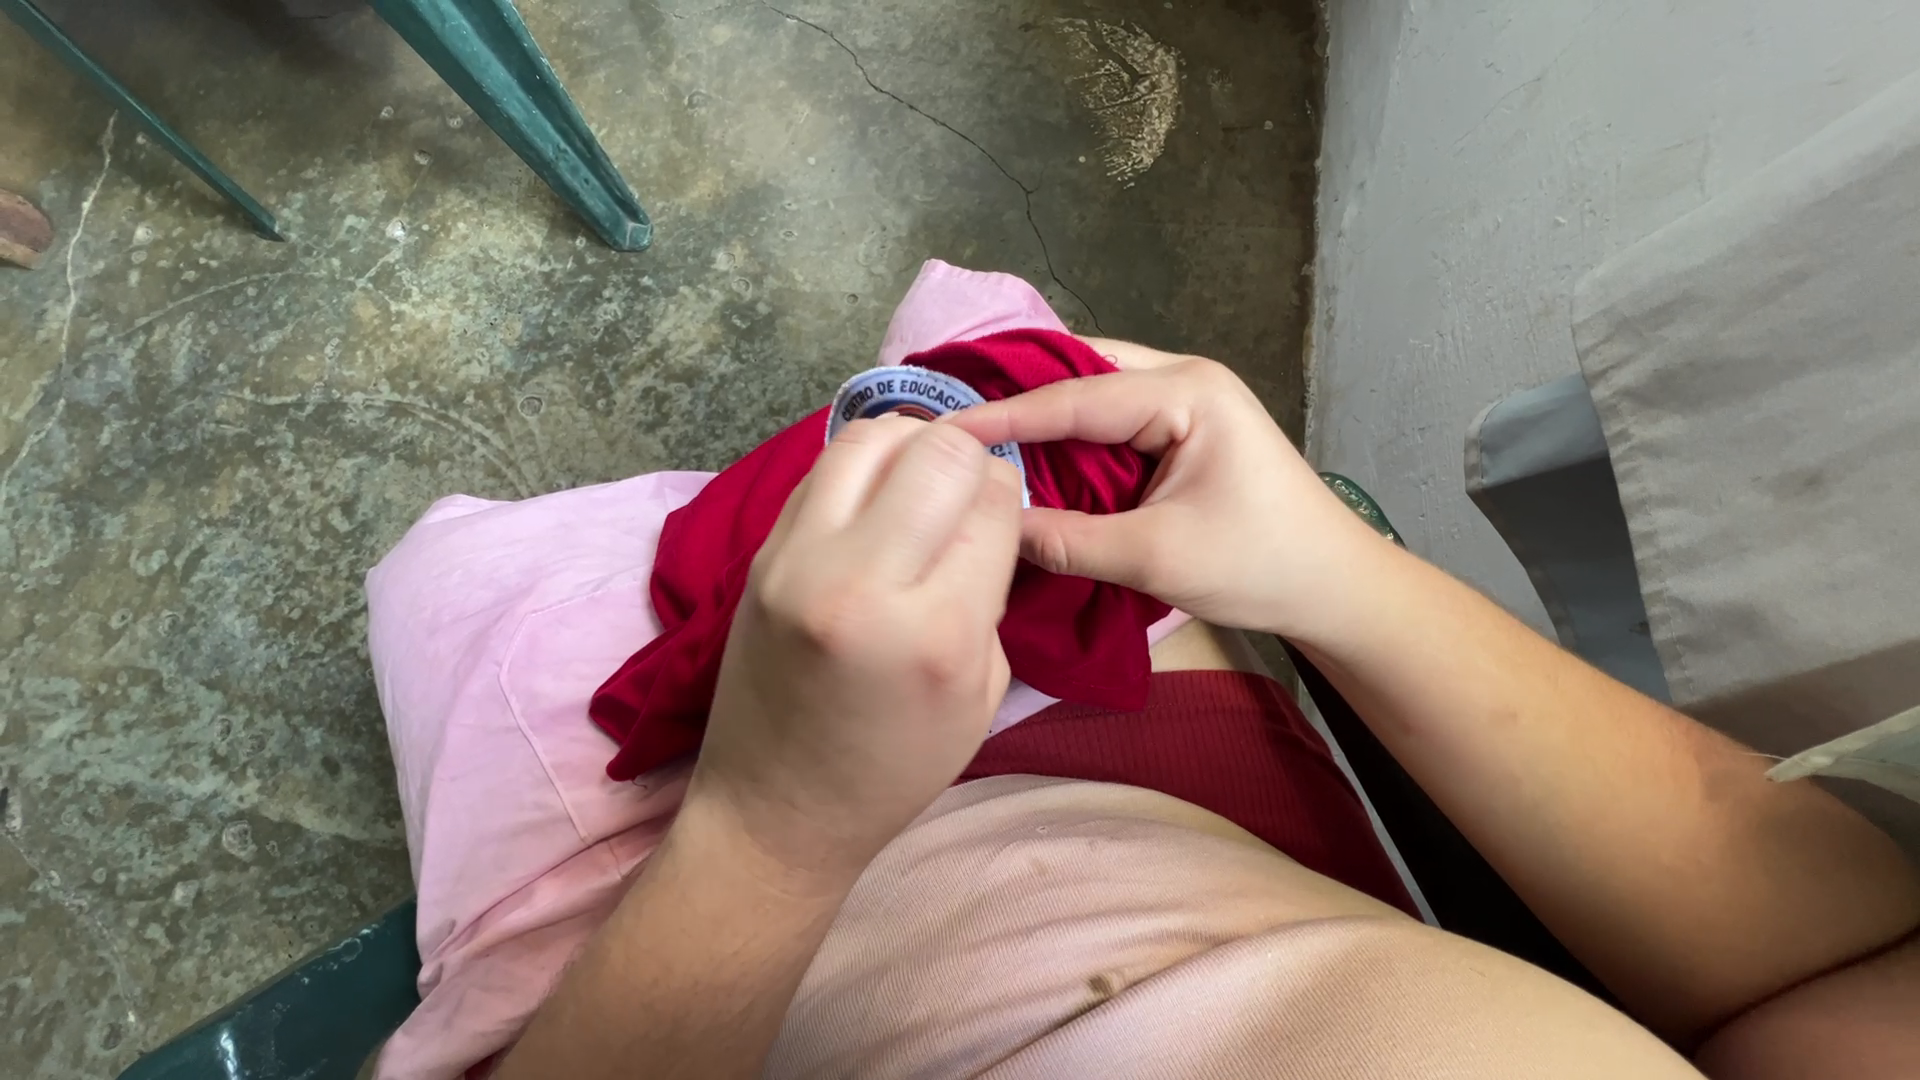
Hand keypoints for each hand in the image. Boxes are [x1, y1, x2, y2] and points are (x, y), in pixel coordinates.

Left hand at [690, 416, 1023, 885]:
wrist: (776, 808)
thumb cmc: (896, 767)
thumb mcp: (982, 691)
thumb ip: (990, 592)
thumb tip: (984, 519)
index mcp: (936, 630)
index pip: (994, 502)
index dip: (1009, 498)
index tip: (999, 520)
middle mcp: (862, 579)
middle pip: (937, 449)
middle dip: (968, 460)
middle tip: (964, 496)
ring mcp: (797, 559)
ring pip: (870, 436)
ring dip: (911, 445)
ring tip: (919, 482)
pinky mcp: (759, 553)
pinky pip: (823, 468)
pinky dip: (863, 466)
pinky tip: (874, 498)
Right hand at [943, 338, 1393, 641]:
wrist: (1332, 588)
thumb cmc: (1260, 565)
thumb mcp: (1157, 557)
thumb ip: (1069, 540)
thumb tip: (995, 528)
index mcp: (1188, 392)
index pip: (1076, 396)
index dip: (1006, 415)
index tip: (945, 429)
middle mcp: (1182, 380)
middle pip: (1081, 376)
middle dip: (1018, 397)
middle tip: (954, 421)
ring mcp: (1182, 403)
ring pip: (1091, 397)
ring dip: (1041, 420)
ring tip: (978, 439)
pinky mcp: (1177, 433)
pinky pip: (1106, 427)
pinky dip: (1066, 443)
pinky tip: (1031, 463)